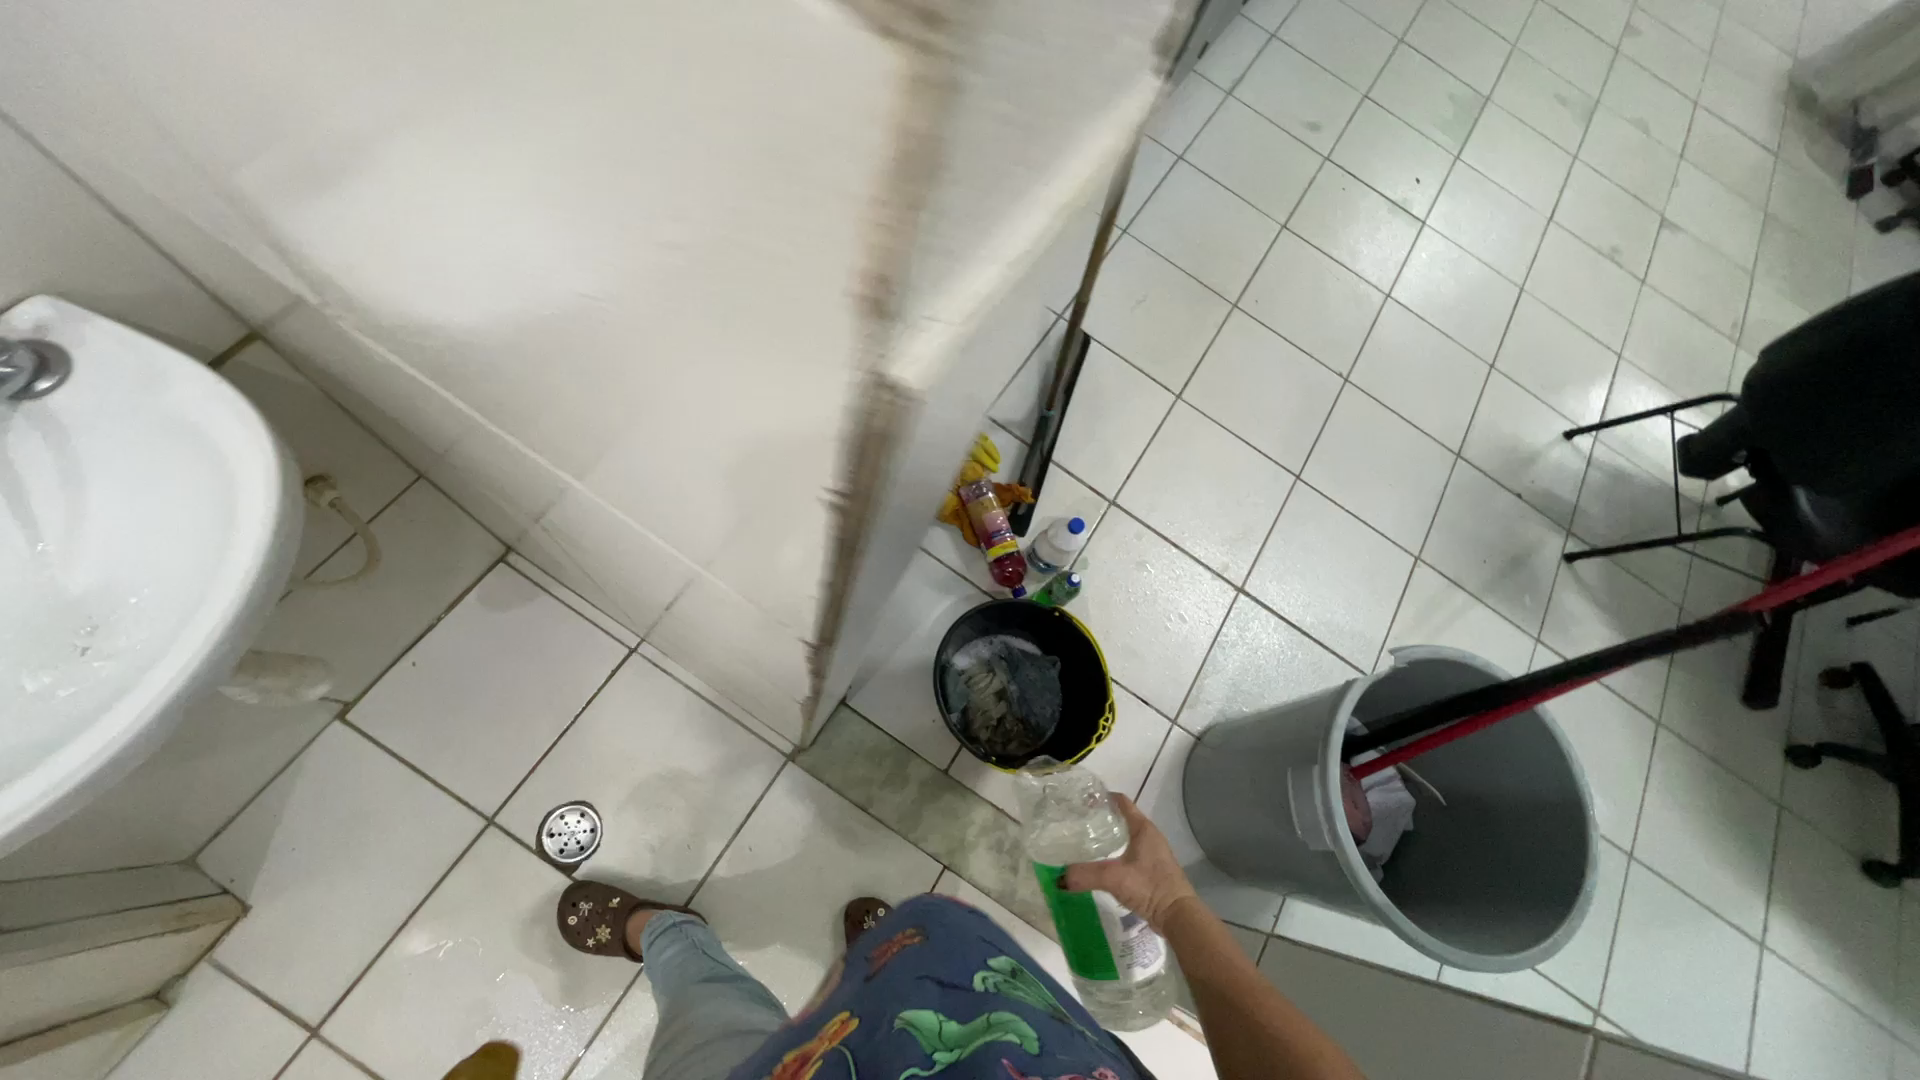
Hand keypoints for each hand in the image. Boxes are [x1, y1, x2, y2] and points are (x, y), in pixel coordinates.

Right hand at [1060, 793, 1199, 929]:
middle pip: (1122, 818)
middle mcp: (1149, 836)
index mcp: (1143, 828)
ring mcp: (1151, 853)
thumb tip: (1059, 878)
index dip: (1102, 797)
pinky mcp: (1150, 869)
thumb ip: (1086, 875)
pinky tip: (1100, 862)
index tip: (1081, 800)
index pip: (1121, 802)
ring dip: (1107, 836)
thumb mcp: (1114, 878)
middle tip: (1077, 821)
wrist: (1177, 916)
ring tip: (1084, 840)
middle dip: (1100, 817)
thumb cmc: (1150, 887)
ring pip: (1125, 836)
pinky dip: (1114, 852)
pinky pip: (1128, 852)